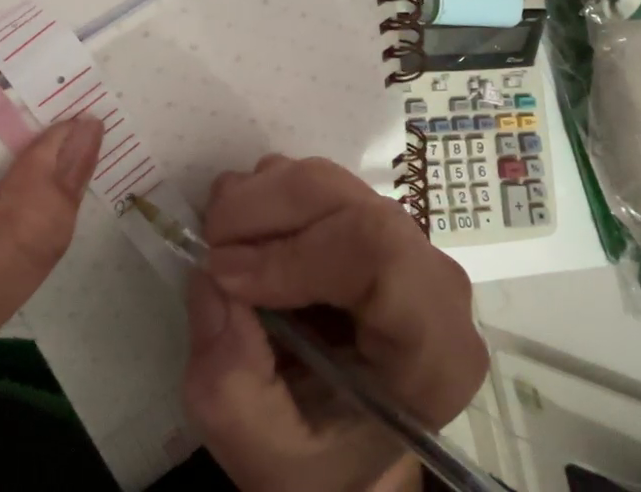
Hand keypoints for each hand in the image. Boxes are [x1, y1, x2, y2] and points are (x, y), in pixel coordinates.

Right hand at [182, 156, 486, 491]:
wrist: (334, 452)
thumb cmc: (309, 458)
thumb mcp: (256, 444)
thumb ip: (230, 378)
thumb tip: (212, 281)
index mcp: (431, 352)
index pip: (379, 254)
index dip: (292, 251)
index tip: (224, 277)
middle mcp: (431, 287)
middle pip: (352, 206)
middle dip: (262, 212)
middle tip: (209, 248)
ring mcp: (400, 247)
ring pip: (329, 182)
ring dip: (257, 199)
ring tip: (221, 243)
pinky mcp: (365, 227)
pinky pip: (314, 183)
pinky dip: (261, 194)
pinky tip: (241, 236)